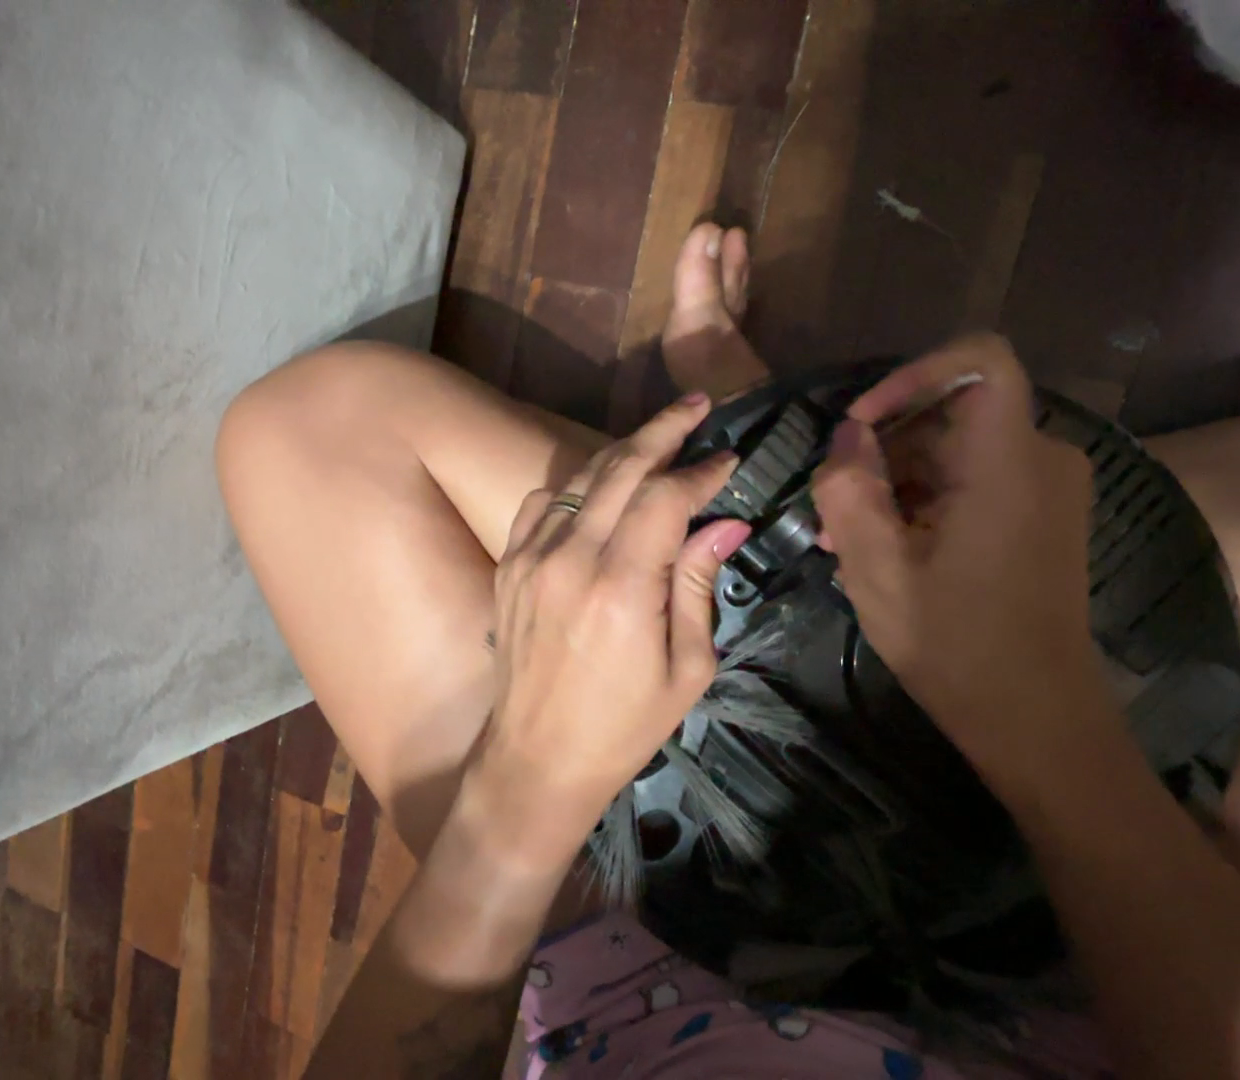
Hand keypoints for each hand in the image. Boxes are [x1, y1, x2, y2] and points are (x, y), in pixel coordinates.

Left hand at [470, 394, 750, 866]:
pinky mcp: (510, 565)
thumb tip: (725, 521)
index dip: (701, 471)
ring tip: (660, 435)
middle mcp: (572, 559)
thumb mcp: (686, 667)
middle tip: (698, 406)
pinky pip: (544, 500)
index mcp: (623, 588)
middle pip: (621, 467)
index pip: (666, 497)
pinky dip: (579, 480)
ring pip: (583, 477)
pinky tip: (603, 482)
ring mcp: (532, 557)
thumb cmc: (624, 726)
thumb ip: (699, 584)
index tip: (729, 458)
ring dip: (624, 449)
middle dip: (665, 430)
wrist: (536, 761)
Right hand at [811, 336, 1106, 780]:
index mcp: (1009, 462)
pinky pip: (976, 481)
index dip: (913, 375)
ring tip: (846, 539)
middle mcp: (1042, 459)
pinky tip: (885, 550)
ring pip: (958, 451)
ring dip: (898, 483)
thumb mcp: (877, 570)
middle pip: (954, 412)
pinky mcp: (1042, 518)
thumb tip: (849, 437)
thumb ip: (850, 490)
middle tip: (834, 506)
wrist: (1037, 718)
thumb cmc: (956, 645)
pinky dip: (928, 502)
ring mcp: (1048, 490)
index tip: (864, 426)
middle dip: (886, 448)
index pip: (980, 360)